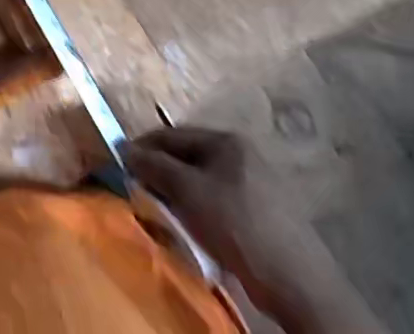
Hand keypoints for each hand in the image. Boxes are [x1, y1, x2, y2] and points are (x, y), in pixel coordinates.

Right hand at [125, 127, 283, 280]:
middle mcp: (241, 153)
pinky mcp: (261, 210)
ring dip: (179, 192)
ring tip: (162, 211)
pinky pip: (217, 199)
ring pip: (202, 179)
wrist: (293, 278)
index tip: (120, 164)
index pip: (172, 134)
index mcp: (226, 140)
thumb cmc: (236, 224)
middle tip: (139, 190)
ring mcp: (254, 181)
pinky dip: (199, 208)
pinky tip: (192, 227)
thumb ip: (155, 166)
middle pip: (188, 155)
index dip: (144, 147)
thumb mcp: (189, 192)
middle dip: (161, 171)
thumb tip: (124, 148)